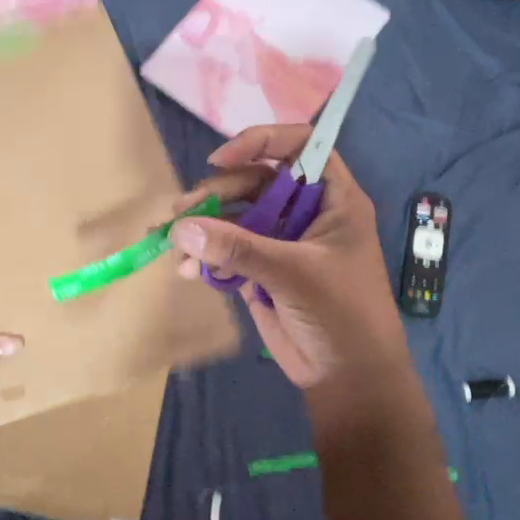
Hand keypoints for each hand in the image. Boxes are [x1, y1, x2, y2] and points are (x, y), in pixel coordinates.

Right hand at [168, 124, 403, 387]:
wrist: (349, 377)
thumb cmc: (341, 314)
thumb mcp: (292, 274)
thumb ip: (238, 248)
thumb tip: (180, 229)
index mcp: (332, 199)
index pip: (301, 147)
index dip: (261, 142)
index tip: (221, 159)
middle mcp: (305, 213)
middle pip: (254, 182)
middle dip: (216, 193)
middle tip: (181, 211)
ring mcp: (281, 243)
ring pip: (234, 217)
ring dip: (202, 227)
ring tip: (171, 242)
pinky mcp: (261, 272)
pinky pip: (226, 252)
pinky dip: (205, 257)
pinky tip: (187, 271)